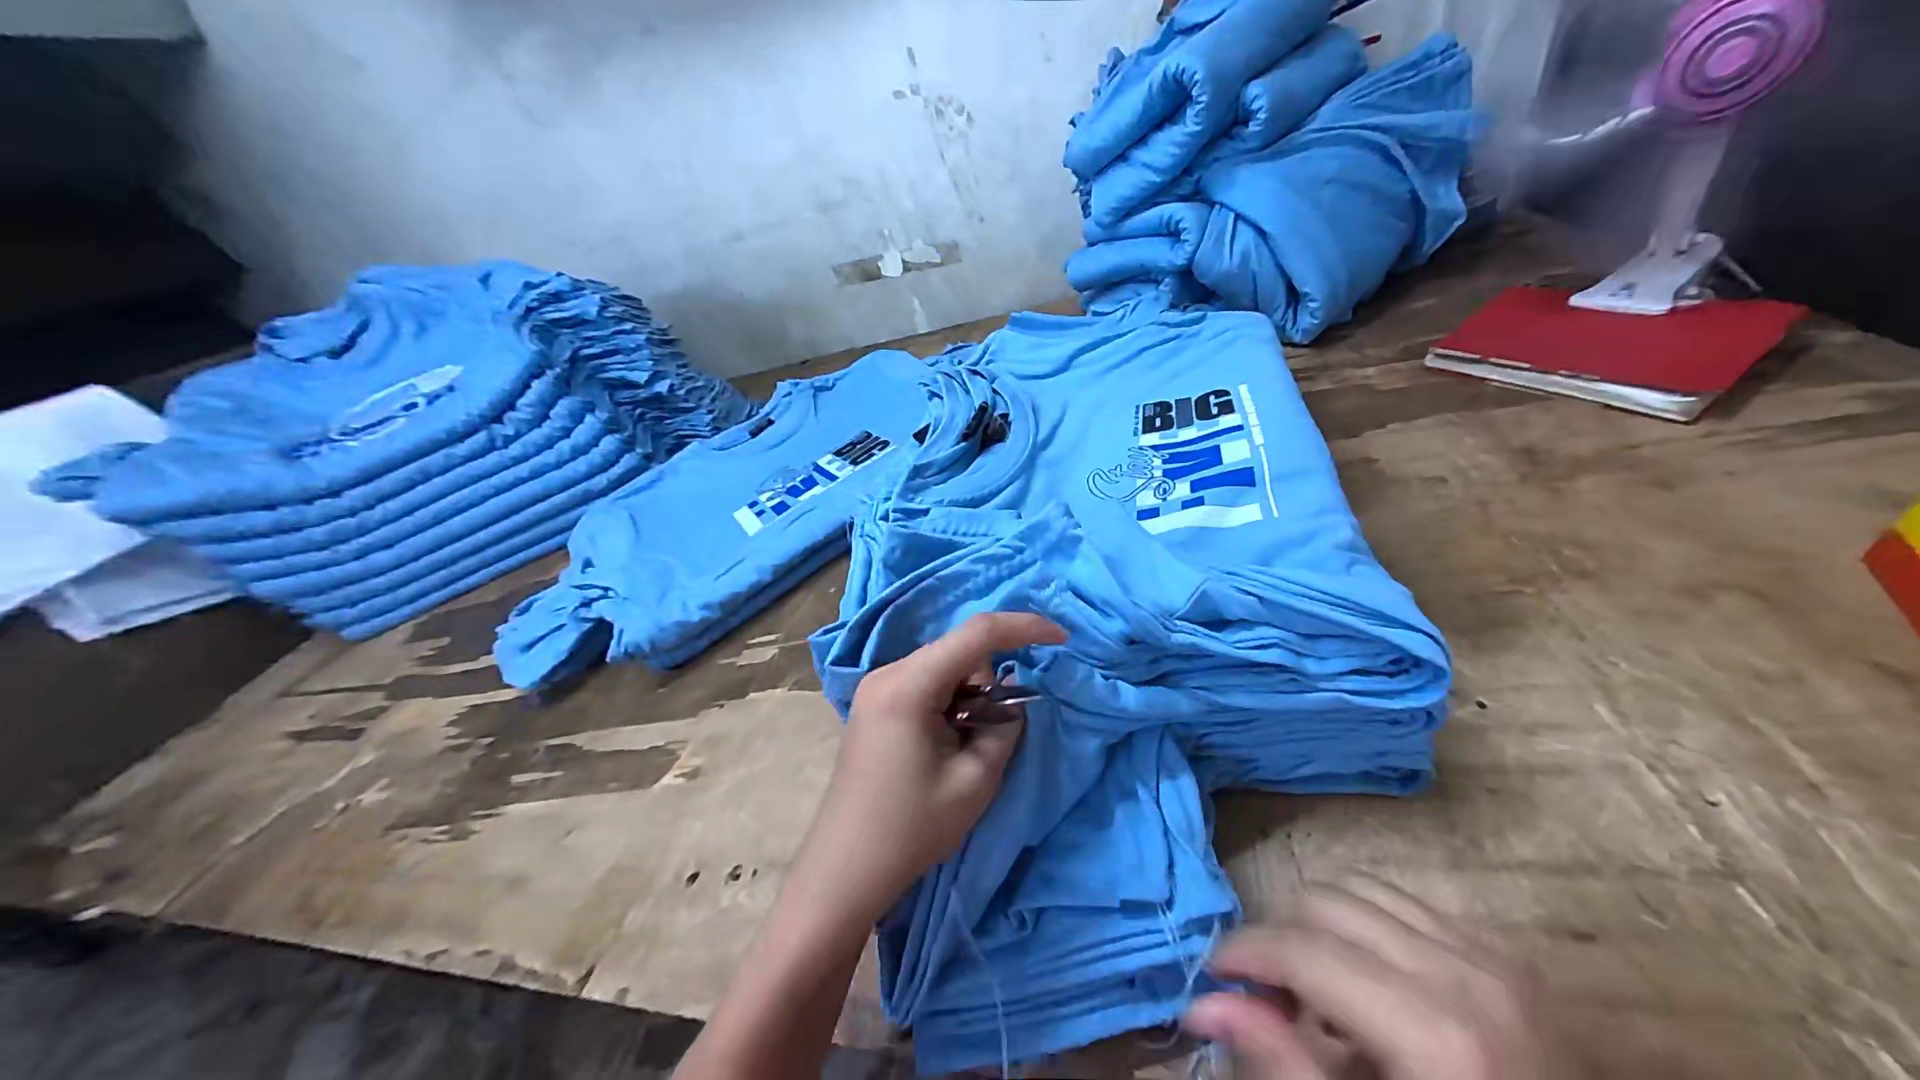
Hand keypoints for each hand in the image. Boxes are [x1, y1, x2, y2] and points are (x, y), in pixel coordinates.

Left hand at [788, 612, 1066, 922]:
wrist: (846, 868)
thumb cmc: (912, 828)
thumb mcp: (976, 780)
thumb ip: (1004, 727)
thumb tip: (1009, 701)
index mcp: (907, 685)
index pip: (976, 634)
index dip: (1024, 627)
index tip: (1062, 639)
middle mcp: (886, 673)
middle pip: (958, 652)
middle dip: (990, 681)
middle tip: (995, 732)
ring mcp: (876, 688)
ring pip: (944, 668)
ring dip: (969, 695)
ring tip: (965, 748)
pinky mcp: (875, 705)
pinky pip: (926, 684)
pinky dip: (949, 702)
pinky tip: (945, 743)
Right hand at [1184, 877, 1554, 1079]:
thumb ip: (1281, 1062)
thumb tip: (1202, 1005)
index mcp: (1435, 1031)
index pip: (1302, 949)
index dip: (1243, 952)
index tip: (1215, 974)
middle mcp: (1464, 973)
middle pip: (1323, 902)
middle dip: (1279, 937)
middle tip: (1270, 992)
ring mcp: (1493, 956)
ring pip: (1359, 886)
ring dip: (1320, 923)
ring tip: (1318, 983)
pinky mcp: (1506, 954)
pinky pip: (1405, 902)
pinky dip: (1365, 925)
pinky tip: (1369, 979)